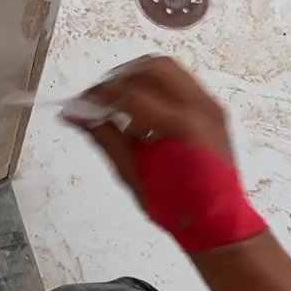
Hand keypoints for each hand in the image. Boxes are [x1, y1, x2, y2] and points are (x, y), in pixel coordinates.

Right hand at [62, 55, 235, 207]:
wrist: (217, 222)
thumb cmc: (175, 206)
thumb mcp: (132, 173)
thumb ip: (104, 136)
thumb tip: (72, 113)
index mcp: (178, 126)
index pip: (128, 94)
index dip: (98, 95)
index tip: (79, 102)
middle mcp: (198, 107)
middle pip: (151, 68)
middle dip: (119, 78)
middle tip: (99, 98)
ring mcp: (209, 105)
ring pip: (168, 68)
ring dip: (138, 76)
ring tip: (120, 101)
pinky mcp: (213, 108)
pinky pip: (180, 81)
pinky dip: (156, 86)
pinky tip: (143, 111)